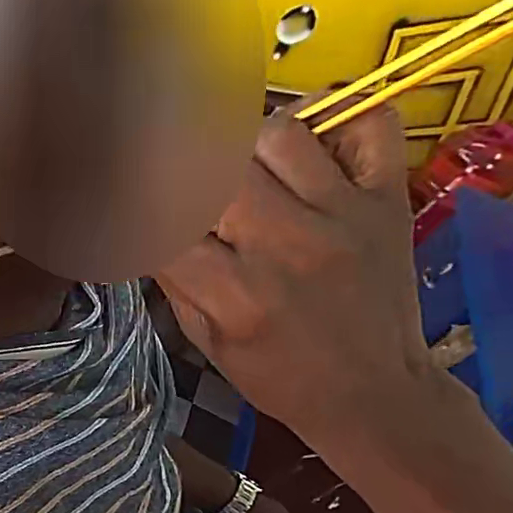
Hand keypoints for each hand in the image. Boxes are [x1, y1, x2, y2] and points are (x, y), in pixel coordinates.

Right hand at [153, 103, 441, 447]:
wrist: (371, 391)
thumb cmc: (277, 376)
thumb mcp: (207, 342)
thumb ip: (177, 282)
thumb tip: (147, 230)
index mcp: (236, 295)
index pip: (164, 226)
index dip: (136, 210)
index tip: (124, 202)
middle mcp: (287, 245)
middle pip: (214, 170)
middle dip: (183, 173)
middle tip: (178, 181)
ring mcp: (344, 215)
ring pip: (278, 135)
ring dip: (244, 147)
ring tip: (241, 172)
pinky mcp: (388, 199)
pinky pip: (365, 123)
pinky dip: (333, 121)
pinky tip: (306, 149)